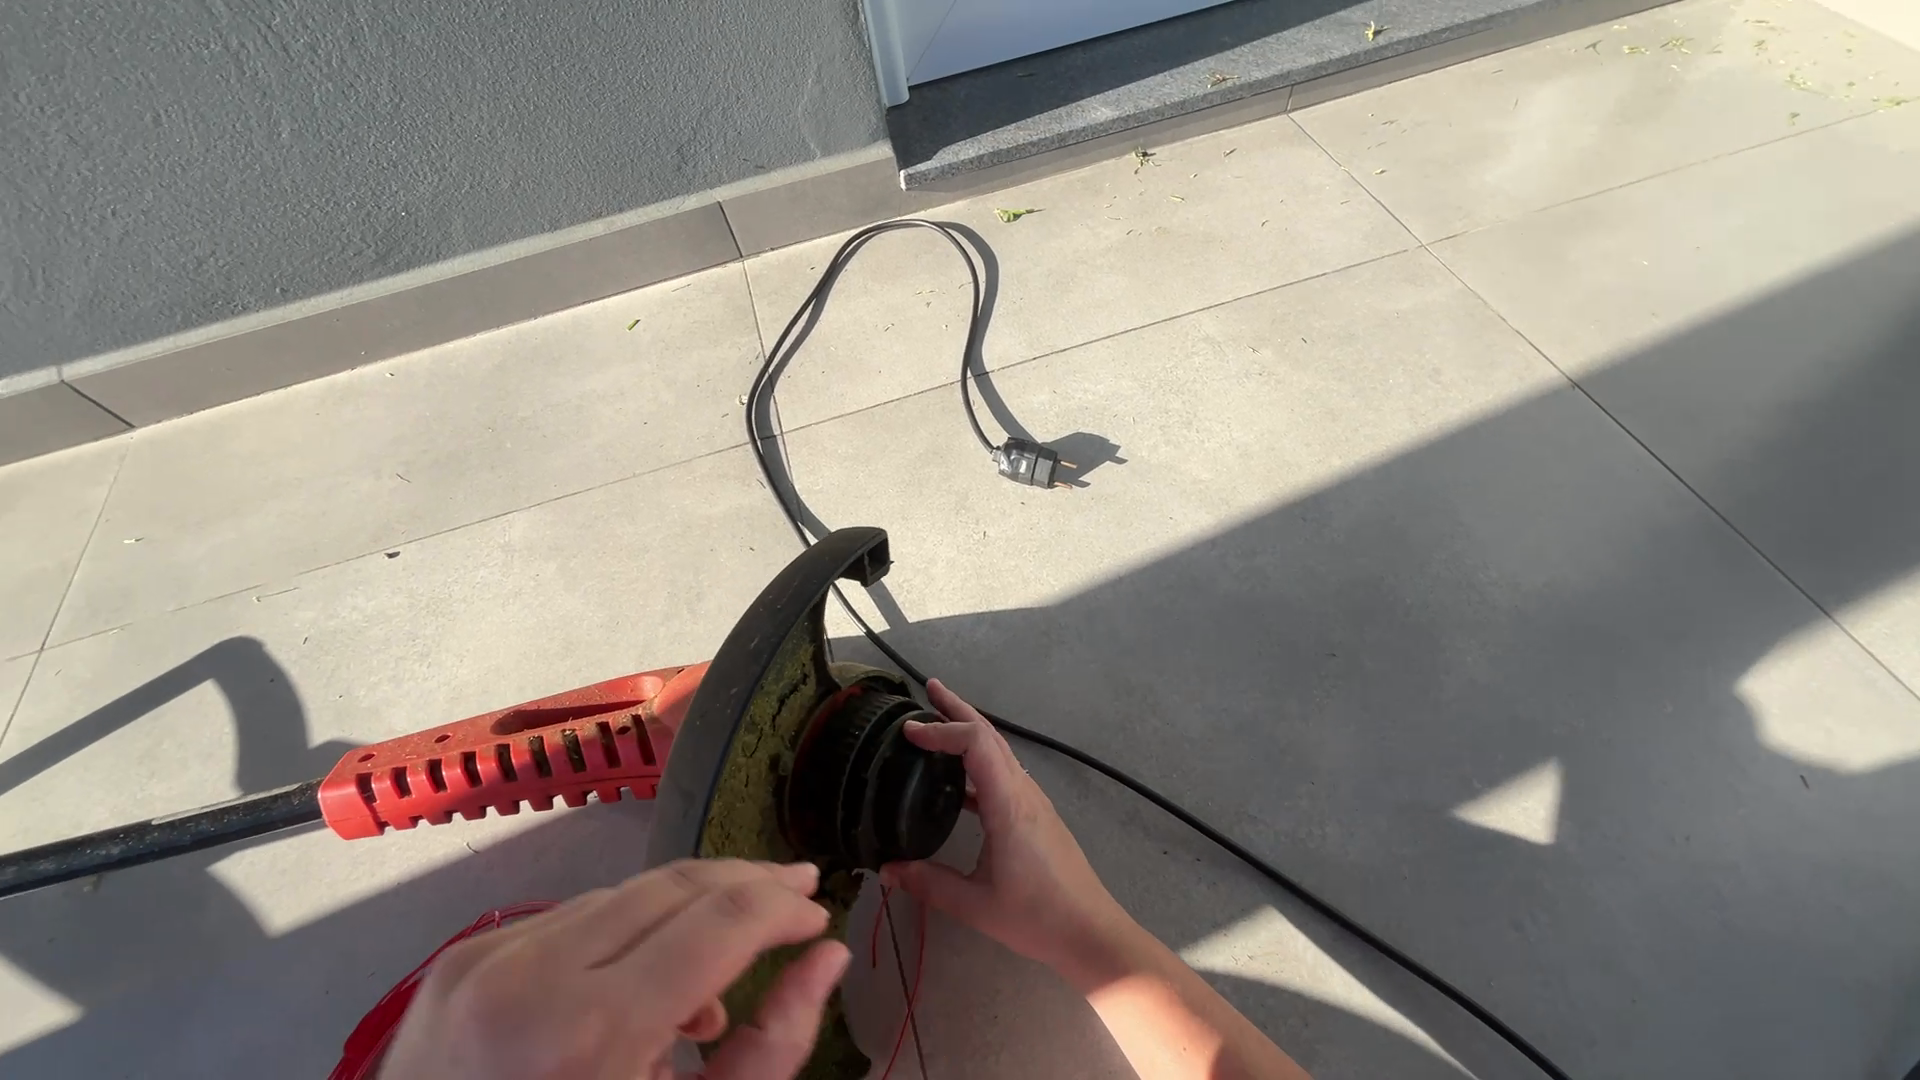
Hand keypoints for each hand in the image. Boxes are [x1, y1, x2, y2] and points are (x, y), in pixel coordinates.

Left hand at [377, 859, 851, 1079]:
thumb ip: (770, 1050)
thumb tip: (827, 955)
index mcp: (587, 1035)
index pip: (720, 922)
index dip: (783, 908)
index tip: (818, 915)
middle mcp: (529, 974)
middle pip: (676, 886)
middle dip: (749, 883)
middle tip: (799, 891)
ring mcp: (485, 958)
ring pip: (629, 893)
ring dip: (691, 909)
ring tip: (727, 955)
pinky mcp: (462, 958)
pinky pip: (578, 918)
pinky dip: (630, 934)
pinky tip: (646, 981)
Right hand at [880, 679, 1131, 977]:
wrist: (1090, 931)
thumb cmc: (1036, 916)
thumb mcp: (975, 905)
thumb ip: (928, 884)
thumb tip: (886, 870)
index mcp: (1009, 803)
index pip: (977, 743)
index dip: (943, 729)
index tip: (909, 731)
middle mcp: (1022, 791)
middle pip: (990, 734)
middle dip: (958, 709)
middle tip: (928, 690)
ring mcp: (1032, 800)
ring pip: (998, 750)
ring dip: (969, 731)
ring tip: (937, 727)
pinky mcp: (1035, 813)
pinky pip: (1002, 771)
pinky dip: (977, 759)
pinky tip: (956, 780)